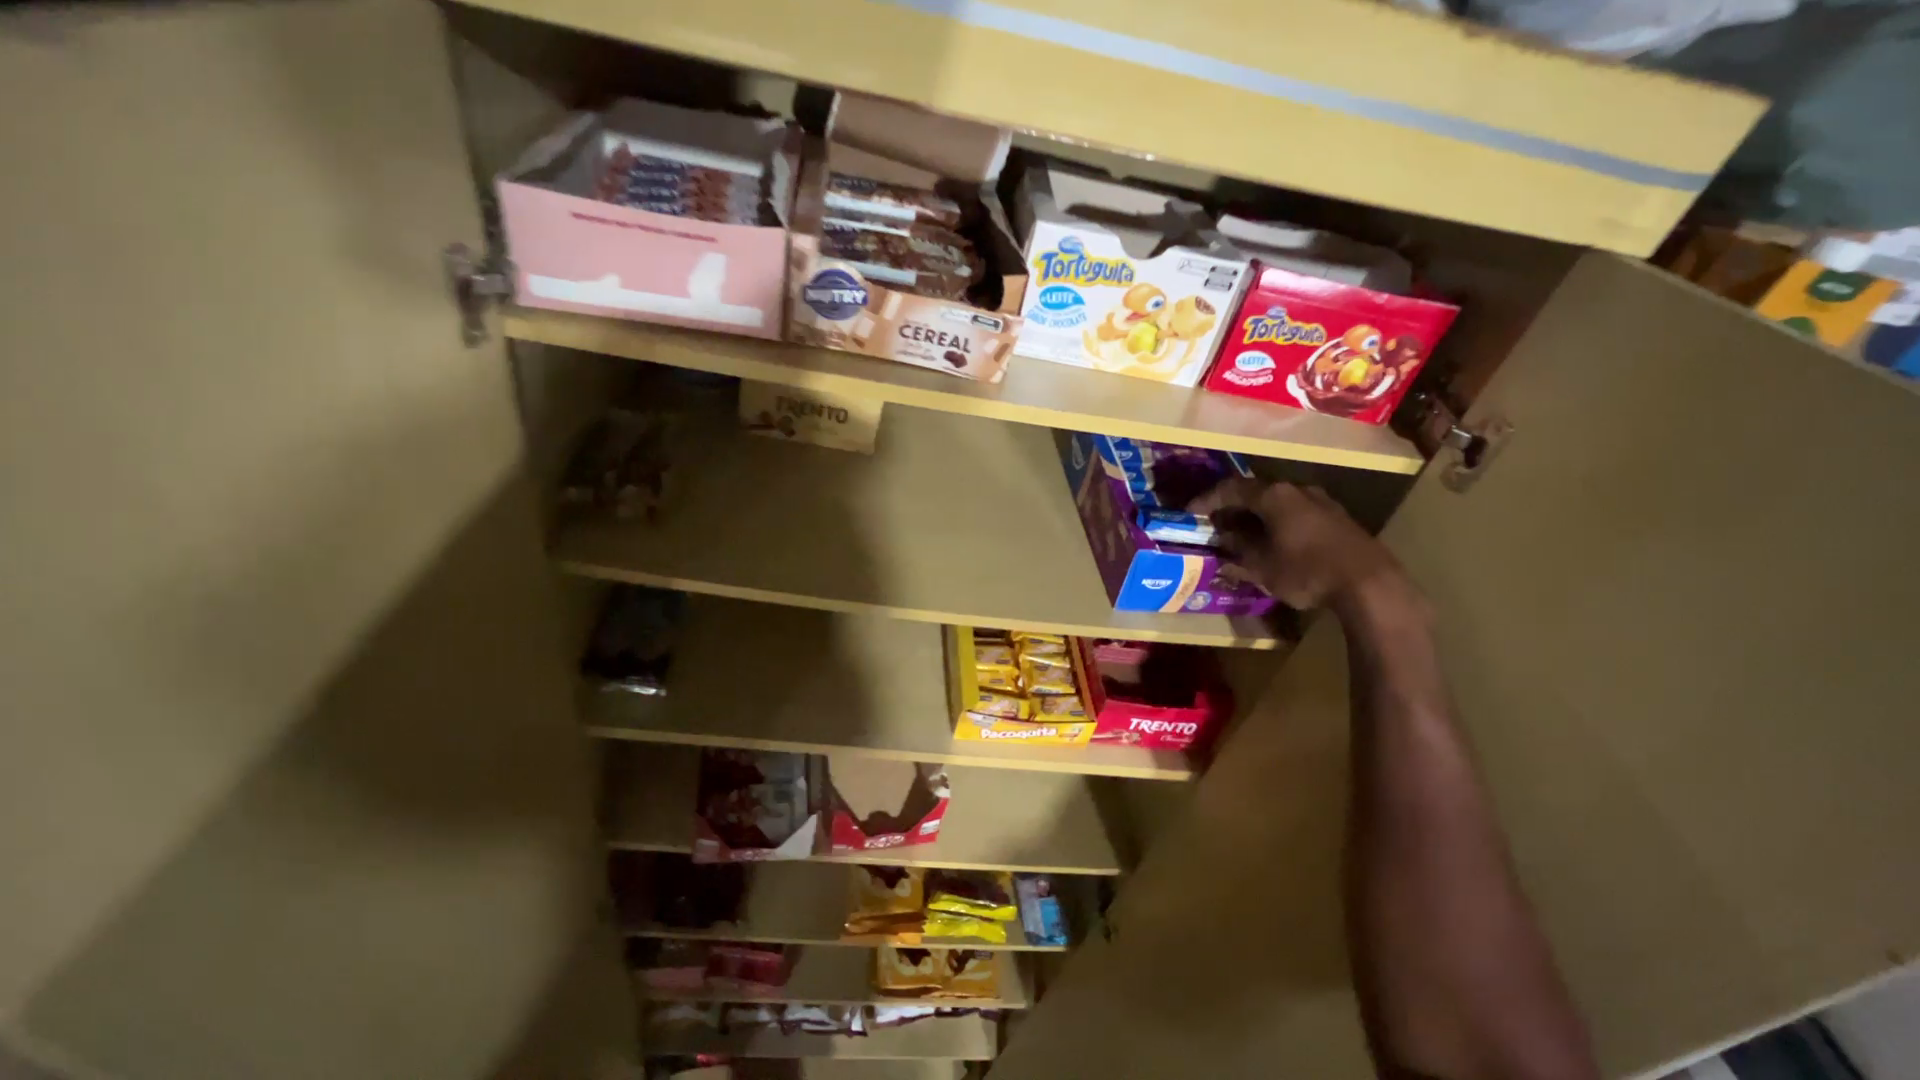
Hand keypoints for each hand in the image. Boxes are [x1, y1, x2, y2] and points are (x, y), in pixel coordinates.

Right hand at [1191, 479, 1419, 615]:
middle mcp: (1297, 490)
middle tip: (1217, 524)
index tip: (1190, 512)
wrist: (1369, 583)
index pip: (1231, 489)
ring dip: (1259, 517)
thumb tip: (1223, 541)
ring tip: (1245, 536)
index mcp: (1274, 496)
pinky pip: (1298, 515)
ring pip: (1280, 505)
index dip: (1208, 500)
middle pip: (1257, 493)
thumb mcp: (1263, 567)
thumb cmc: (1306, 571)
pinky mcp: (1339, 519)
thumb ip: (1239, 551)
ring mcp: (1322, 502)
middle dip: (1234, 509)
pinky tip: (1277, 543)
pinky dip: (1280, 524)